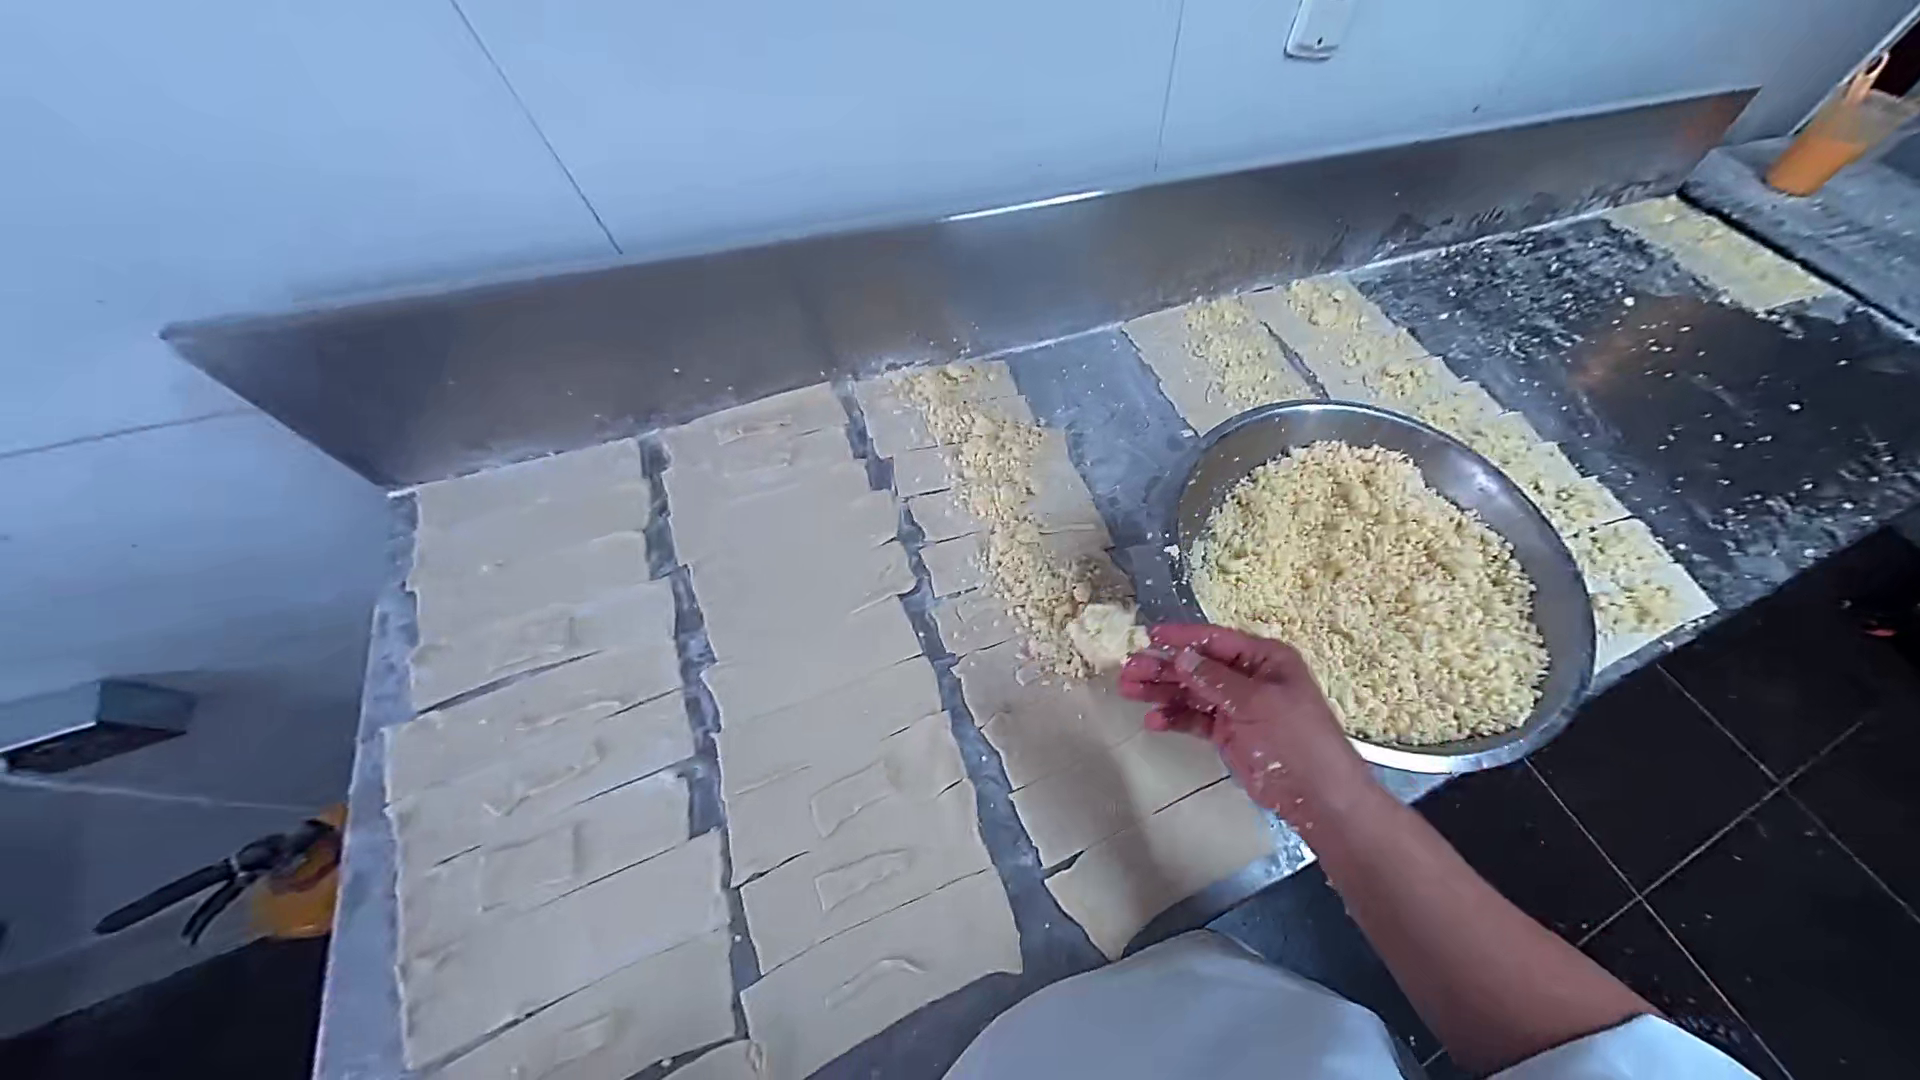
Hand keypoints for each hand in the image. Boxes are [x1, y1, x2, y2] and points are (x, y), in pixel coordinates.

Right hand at [1118, 624, 1376, 827]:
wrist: (1320, 799)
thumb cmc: (1297, 741)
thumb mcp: (1258, 703)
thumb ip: (1216, 680)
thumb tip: (1180, 657)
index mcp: (1264, 659)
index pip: (1215, 641)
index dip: (1181, 638)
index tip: (1149, 635)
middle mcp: (1248, 678)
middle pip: (1196, 666)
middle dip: (1162, 668)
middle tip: (1128, 670)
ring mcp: (1236, 705)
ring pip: (1190, 691)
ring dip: (1161, 691)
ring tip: (1129, 691)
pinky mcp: (1227, 732)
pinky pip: (1194, 718)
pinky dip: (1174, 718)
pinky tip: (1153, 721)